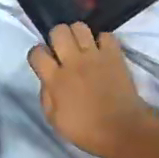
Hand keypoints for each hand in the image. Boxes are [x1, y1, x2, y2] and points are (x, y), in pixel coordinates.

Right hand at [27, 23, 158, 157]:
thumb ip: (46, 96)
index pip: (37, 53)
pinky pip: (105, 35)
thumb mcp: (55, 120)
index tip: (43, 64)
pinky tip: (101, 53)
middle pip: (58, 31)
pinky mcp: (114, 55)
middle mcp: (73, 62)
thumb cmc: (85, 130)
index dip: (37, 55)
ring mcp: (95, 56)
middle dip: (56, 38)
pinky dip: (101, 41)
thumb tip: (47, 81)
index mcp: (55, 80)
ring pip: (80, 27)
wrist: (121, 130)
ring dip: (77, 35)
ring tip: (81, 49)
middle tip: (62, 52)